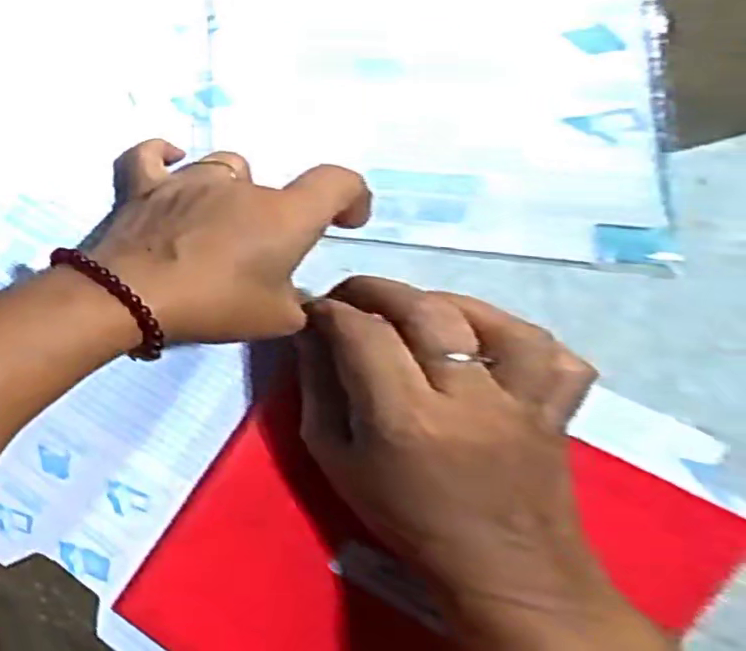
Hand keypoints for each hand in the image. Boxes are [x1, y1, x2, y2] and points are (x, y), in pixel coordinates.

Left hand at [89, 139, 371, 344]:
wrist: (131, 295)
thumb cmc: (212, 306)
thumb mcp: (278, 318)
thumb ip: (294, 297)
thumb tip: (289, 290)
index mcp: (283, 214)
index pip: (337, 181)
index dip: (351, 197)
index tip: (343, 221)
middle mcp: (235, 186)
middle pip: (263, 184)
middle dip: (266, 213)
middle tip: (249, 250)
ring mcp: (183, 181)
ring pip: (215, 167)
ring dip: (222, 189)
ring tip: (212, 222)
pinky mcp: (139, 186)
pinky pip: (147, 155)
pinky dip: (159, 154)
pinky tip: (168, 159)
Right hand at [300, 277, 667, 649]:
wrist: (508, 575)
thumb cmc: (402, 515)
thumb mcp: (331, 452)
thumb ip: (316, 385)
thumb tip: (307, 329)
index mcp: (405, 418)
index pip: (361, 331)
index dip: (326, 308)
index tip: (309, 309)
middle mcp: (470, 404)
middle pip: (426, 312)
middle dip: (374, 290)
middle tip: (348, 296)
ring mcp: (525, 408)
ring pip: (500, 325)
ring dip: (446, 302)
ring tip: (414, 309)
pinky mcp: (559, 416)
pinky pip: (559, 358)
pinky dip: (516, 335)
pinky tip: (479, 337)